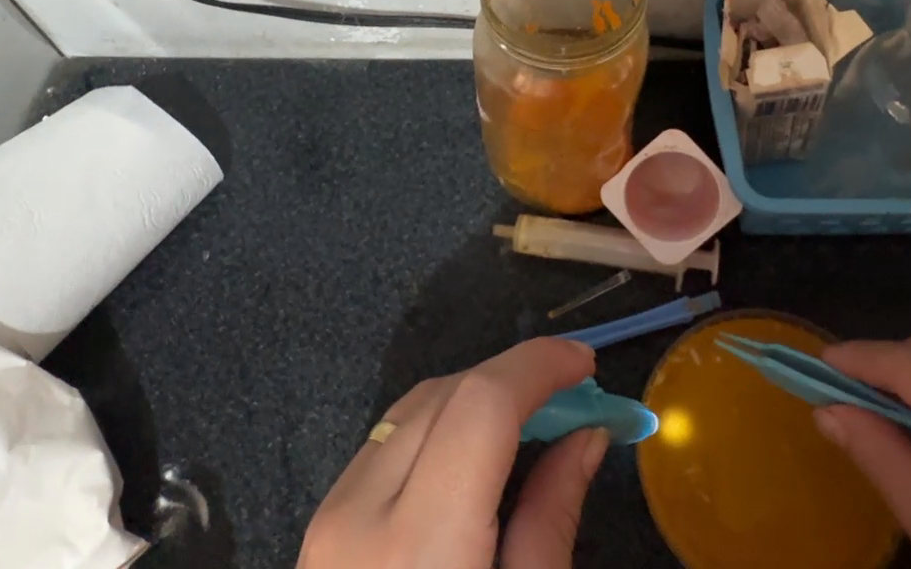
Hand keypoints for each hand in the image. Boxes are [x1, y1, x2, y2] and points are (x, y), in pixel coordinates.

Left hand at [298, 337, 605, 568]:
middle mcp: (361, 513)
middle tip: (575, 395)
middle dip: (516, 376)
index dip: (539, 366)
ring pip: (413, 408)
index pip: (481, 404)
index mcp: (420, 545)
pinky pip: (389, 441)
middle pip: (446, 392)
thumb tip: (586, 437)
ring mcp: (330, 517)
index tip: (588, 364)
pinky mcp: (322, 526)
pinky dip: (443, 425)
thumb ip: (550, 519)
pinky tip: (480, 452)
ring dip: (479, 395)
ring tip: (536, 417)